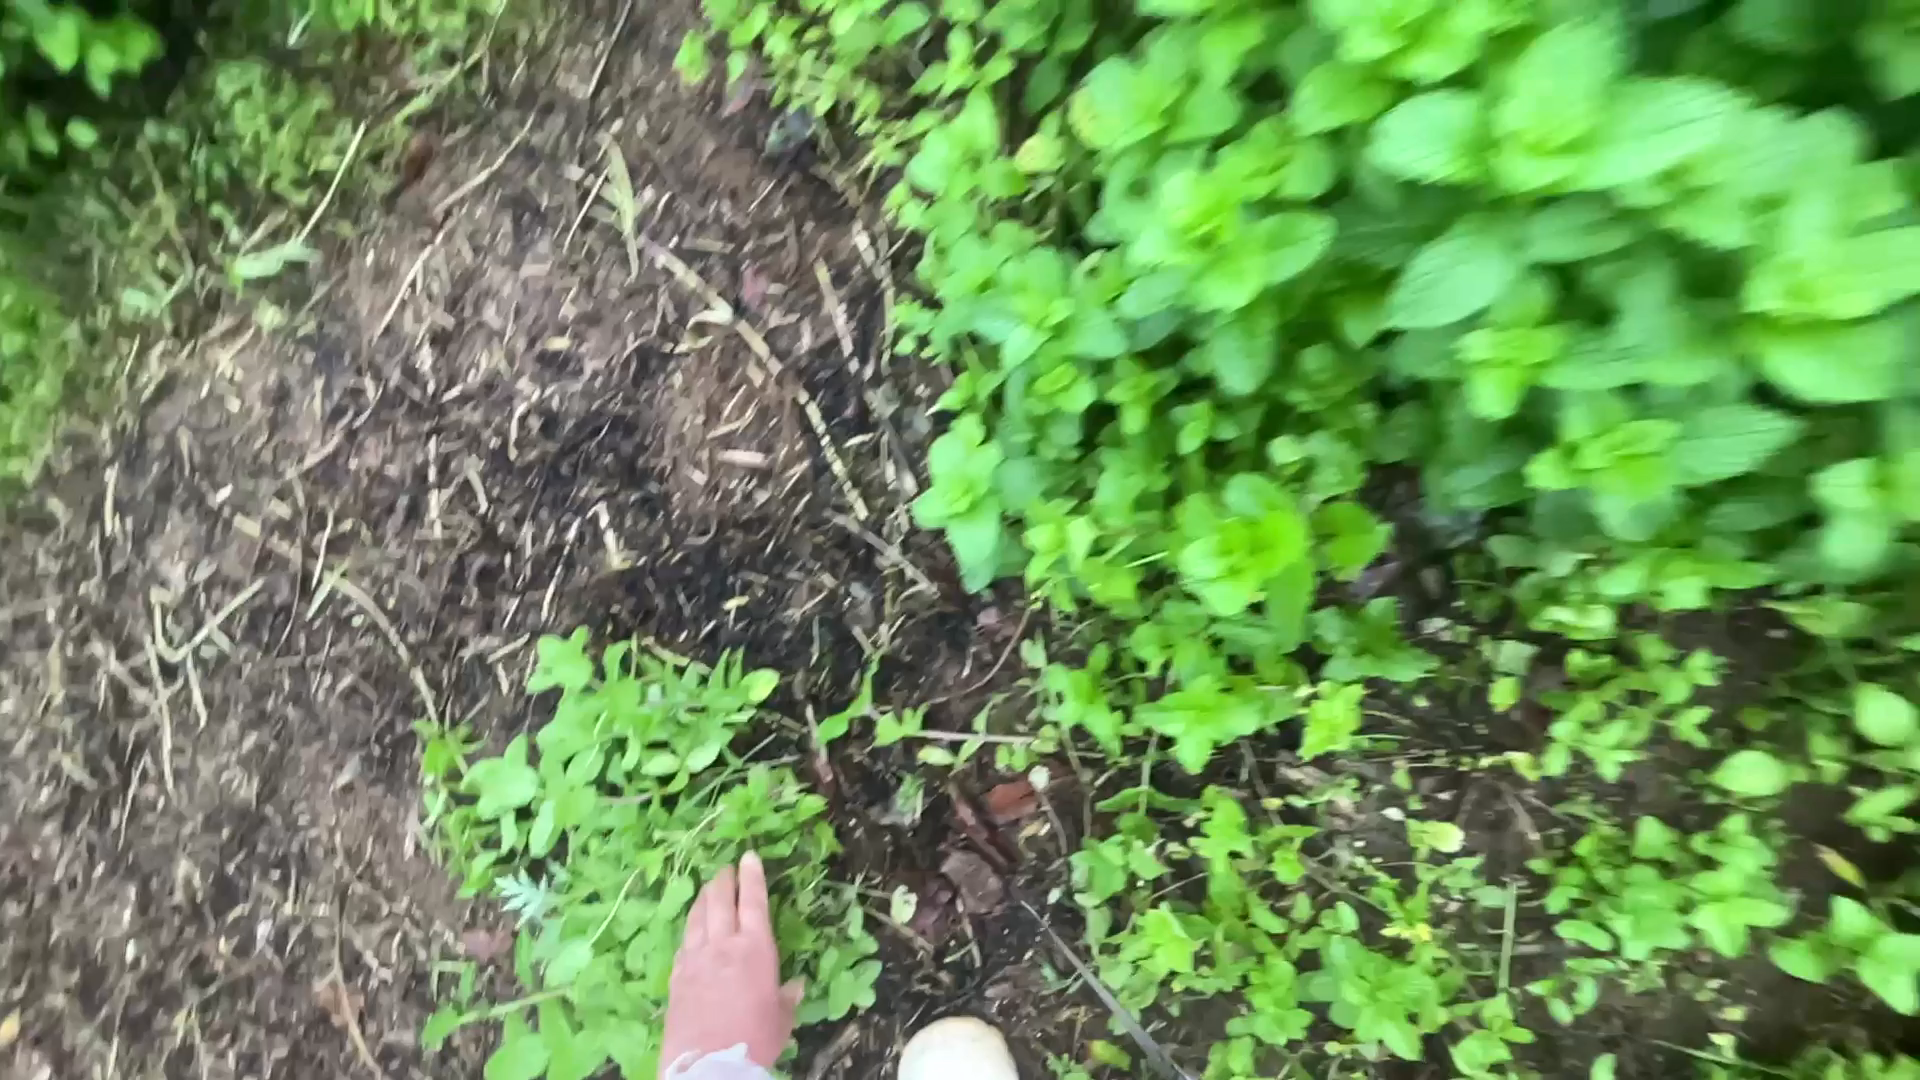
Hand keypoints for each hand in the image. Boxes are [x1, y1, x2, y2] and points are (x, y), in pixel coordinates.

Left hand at [660, 853, 803, 1076]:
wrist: (709, 1069)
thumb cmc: (755, 1040)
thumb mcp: (781, 1018)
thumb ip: (787, 997)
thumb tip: (795, 986)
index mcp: (755, 947)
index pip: (753, 899)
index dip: (751, 875)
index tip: (749, 856)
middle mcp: (723, 944)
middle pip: (720, 900)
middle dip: (723, 879)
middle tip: (726, 868)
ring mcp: (696, 959)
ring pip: (697, 916)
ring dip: (703, 898)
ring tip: (707, 889)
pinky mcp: (676, 978)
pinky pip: (683, 943)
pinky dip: (689, 929)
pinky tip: (691, 929)